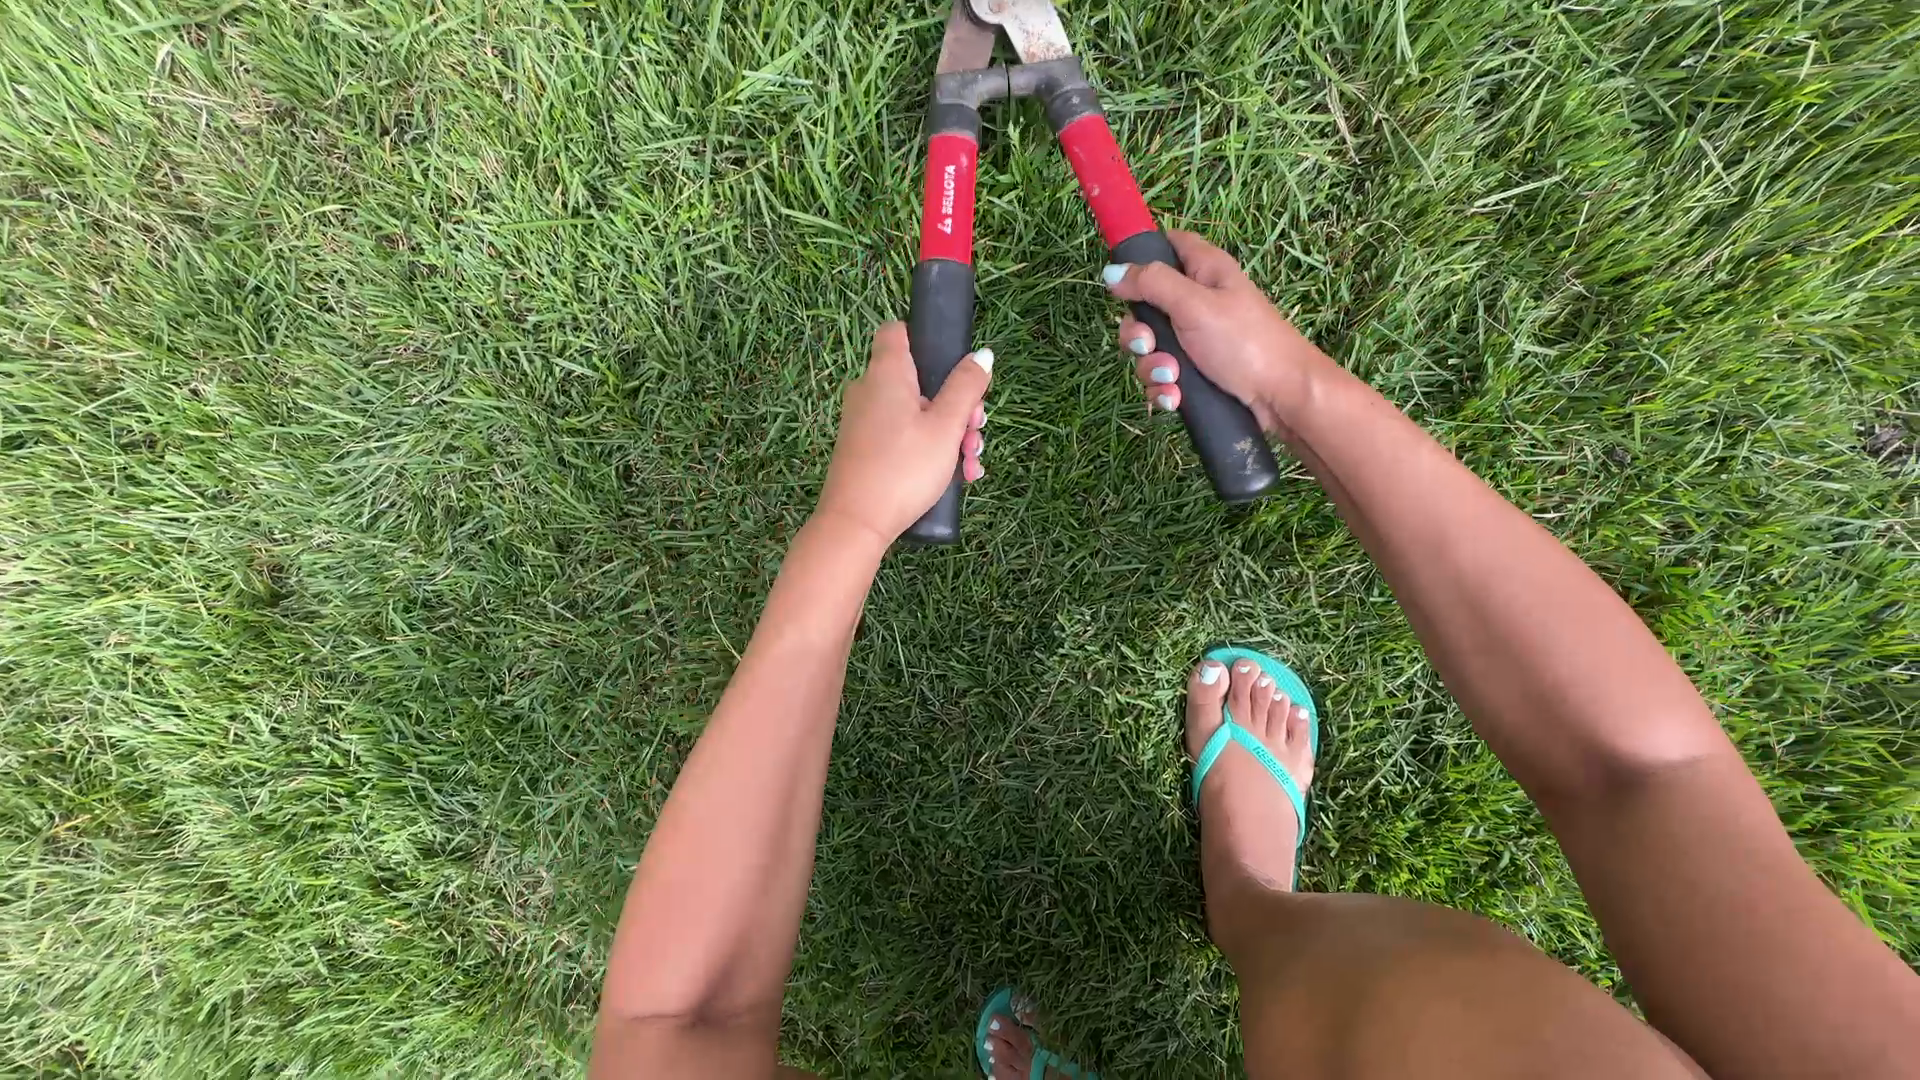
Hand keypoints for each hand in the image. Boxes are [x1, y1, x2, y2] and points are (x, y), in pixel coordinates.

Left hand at [815, 321, 991, 542]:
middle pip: (921, 381)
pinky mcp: (866, 450)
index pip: (898, 331)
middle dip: (957, 405)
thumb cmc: (903, 468)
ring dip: (951, 435)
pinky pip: (905, 438)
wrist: (857, 523)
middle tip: (975, 431)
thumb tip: (983, 355)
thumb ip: (966, 387)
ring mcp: (865, 422)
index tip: (954, 368)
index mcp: (887, 373)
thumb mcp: (946, 426)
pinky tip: (958, 478)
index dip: (928, 341)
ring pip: (918, 415)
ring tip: (971, 463)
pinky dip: (930, 451)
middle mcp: (870, 391)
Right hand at [1104, 230, 1332, 434]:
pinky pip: (1163, 377)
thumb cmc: (1244, 343)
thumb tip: (1112, 271)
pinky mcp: (1196, 374)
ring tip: (1173, 378)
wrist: (1281, 397)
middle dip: (1139, 333)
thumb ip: (1152, 284)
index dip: (1143, 257)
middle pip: (1146, 307)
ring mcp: (1196, 341)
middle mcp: (1198, 302)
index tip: (1121, 279)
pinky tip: (1176, 397)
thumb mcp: (1195, 306)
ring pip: (1150, 349)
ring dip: (1152, 367)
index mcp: (1205, 272)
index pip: (1169, 246)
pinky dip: (1164, 388)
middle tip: (1149, 345)